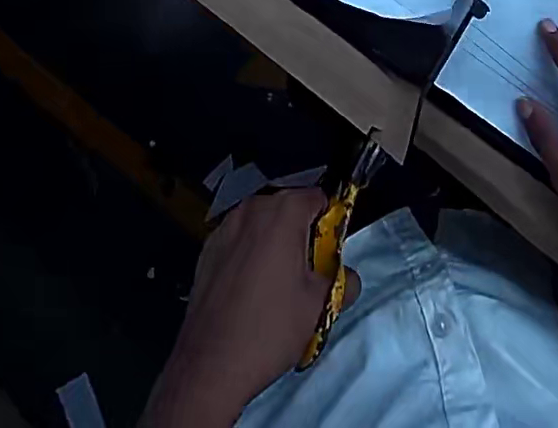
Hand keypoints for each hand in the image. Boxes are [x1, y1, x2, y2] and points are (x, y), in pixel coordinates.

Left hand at [142, 189, 359, 427]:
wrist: (211, 361)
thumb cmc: (271, 326)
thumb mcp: (320, 305)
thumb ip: (345, 282)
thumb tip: (349, 278)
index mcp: (284, 212)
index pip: (318, 197)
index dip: (330, 221)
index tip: (330, 250)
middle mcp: (253, 207)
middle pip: (288, 208)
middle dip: (301, 232)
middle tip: (306, 272)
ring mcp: (226, 225)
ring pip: (261, 223)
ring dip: (274, 241)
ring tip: (276, 283)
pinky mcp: (208, 246)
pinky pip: (239, 239)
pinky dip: (249, 252)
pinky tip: (249, 289)